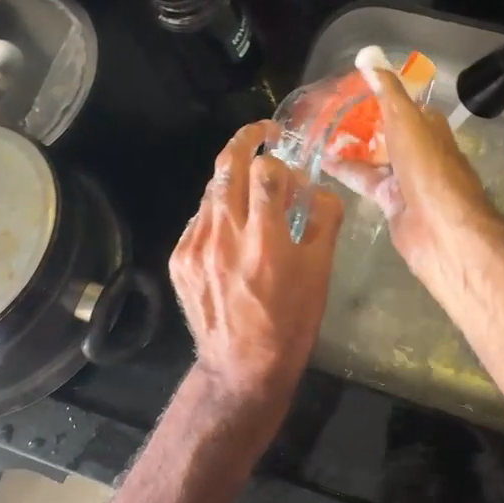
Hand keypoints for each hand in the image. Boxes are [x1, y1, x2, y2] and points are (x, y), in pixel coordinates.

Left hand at [170, 121, 343, 400]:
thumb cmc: (290, 321)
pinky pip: (200, 217)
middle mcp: (225, 236)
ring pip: (212, 189)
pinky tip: (233, 229)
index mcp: (265, 241)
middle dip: (247, 139)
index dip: (280, 160)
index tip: (290, 165)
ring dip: (233, 178)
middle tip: (264, 134)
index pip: (266, 171)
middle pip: (228, 165)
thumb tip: (318, 188)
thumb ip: (323, 219)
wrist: (241, 368)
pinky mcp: (180, 259)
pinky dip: (218, 210)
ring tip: (251, 189)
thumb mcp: (321, 271)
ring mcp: (196, 247)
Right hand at [332, 70, 498, 288]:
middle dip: (357, 121)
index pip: (400, 101)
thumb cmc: (427, 168)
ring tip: (314, 134)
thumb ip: (386, 90)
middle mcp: (418, 148)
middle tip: (321, 111)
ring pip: (373, 156)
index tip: (345, 85)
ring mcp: (405, 177)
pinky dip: (347, 172)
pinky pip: (366, 181)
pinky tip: (322, 163)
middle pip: (384, 129)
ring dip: (349, 146)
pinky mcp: (391, 201)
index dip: (376, 92)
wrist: (442, 229)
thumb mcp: (406, 119)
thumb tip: (368, 56)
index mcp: (427, 125)